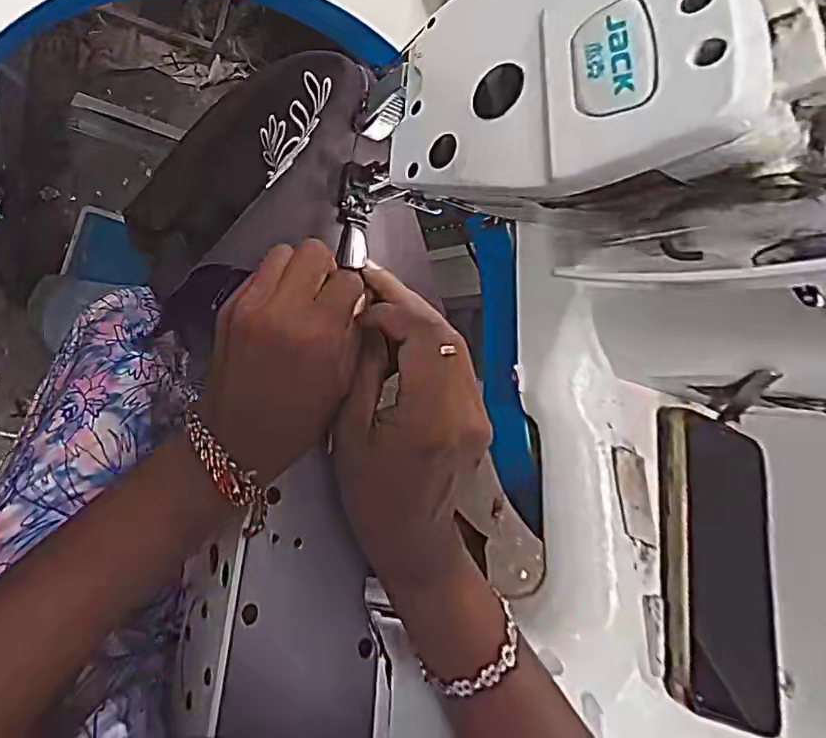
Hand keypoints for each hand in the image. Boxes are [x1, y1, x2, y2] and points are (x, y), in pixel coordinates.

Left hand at [200, 239, 367, 478]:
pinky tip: (278, 307)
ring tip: (300, 294)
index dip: (353, 289)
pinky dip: (272, 282)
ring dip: (297, 268)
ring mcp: (250, 306)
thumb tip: (356, 300)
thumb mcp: (340, 382)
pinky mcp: (229, 307)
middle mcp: (281, 313)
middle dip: (326, 268)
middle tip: (325, 290)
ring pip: (282, 252)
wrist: (234, 438)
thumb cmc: (289, 421)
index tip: (350, 298)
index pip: (347, 279)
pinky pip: (258, 273)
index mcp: (316, 334)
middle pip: (312, 250)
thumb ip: (352, 333)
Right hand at [332, 263, 493, 596]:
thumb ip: (363, 373)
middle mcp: (463, 412)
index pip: (425, 337)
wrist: (414, 543)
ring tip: (381, 305)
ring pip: (452, 343)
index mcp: (431, 418)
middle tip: (373, 282)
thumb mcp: (350, 434)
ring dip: (416, 318)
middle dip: (405, 302)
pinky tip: (399, 336)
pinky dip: (426, 341)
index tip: (364, 305)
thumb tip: (368, 328)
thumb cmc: (377, 502)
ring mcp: (474, 413)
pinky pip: (454, 362)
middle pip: (443, 333)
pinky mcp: (474, 415)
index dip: (393, 310)